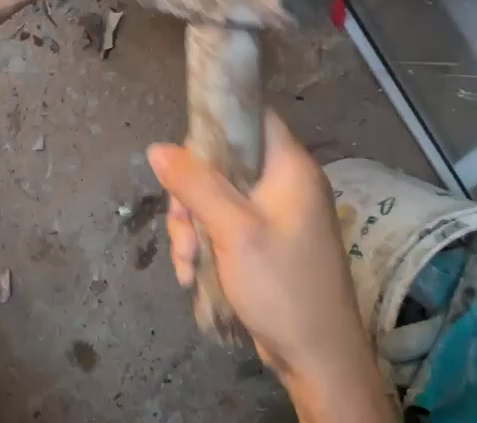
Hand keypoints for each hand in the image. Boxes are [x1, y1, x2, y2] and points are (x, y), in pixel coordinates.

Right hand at [148, 112, 378, 391]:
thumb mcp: (233, 231)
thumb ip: (195, 184)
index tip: (181, 145)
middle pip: (221, 160)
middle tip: (182, 225)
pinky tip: (192, 272)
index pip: (251, 115)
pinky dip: (203, 242)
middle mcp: (284, 182)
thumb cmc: (283, 287)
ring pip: (214, 194)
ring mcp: (274, 213)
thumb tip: (157, 148)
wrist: (318, 362)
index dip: (215, 119)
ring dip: (191, 224)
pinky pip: (222, 222)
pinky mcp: (264, 240)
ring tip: (186, 261)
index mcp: (290, 167)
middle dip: (190, 193)